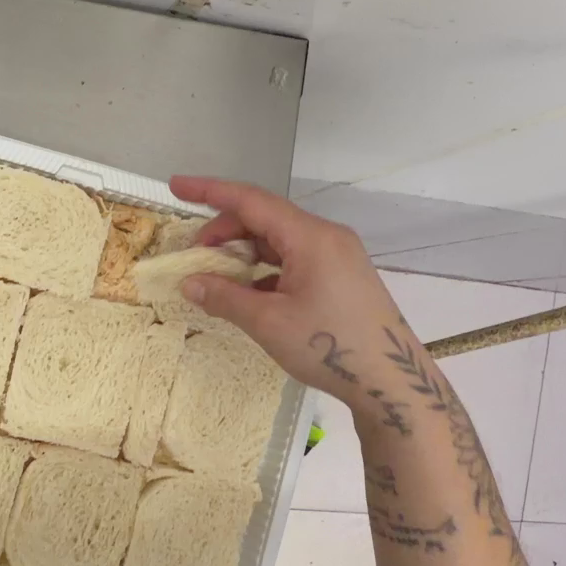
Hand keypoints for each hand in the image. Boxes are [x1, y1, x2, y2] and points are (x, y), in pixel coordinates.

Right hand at [170, 176, 412, 409]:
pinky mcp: (339, 277)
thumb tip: (189, 283)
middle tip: (194, 258)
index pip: (251, 201)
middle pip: (264, 219)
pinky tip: (246, 294)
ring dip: (243, 253)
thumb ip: (224, 297)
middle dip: (224, 231)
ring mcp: (336, 257)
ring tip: (216, 278)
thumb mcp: (268, 322)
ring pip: (278, 241)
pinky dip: (263, 270)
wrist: (389, 379)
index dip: (210, 191)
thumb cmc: (329, 345)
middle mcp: (325, 237)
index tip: (176, 185)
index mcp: (310, 237)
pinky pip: (292, 260)